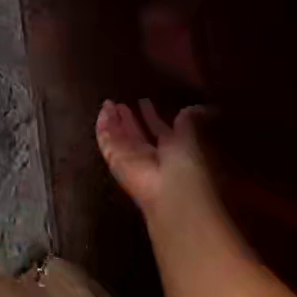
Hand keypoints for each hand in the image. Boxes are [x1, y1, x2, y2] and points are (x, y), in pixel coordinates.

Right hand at [94, 100, 217, 223]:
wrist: (171, 194)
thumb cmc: (187, 166)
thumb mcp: (191, 138)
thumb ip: (187, 123)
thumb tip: (194, 108)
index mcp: (172, 151)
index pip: (158, 131)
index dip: (151, 117)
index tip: (144, 102)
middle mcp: (150, 157)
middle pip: (135, 135)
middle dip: (128, 120)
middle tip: (120, 104)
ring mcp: (131, 159)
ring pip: (119, 138)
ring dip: (114, 121)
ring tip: (107, 104)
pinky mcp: (115, 162)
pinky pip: (107, 142)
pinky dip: (104, 128)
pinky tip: (102, 113)